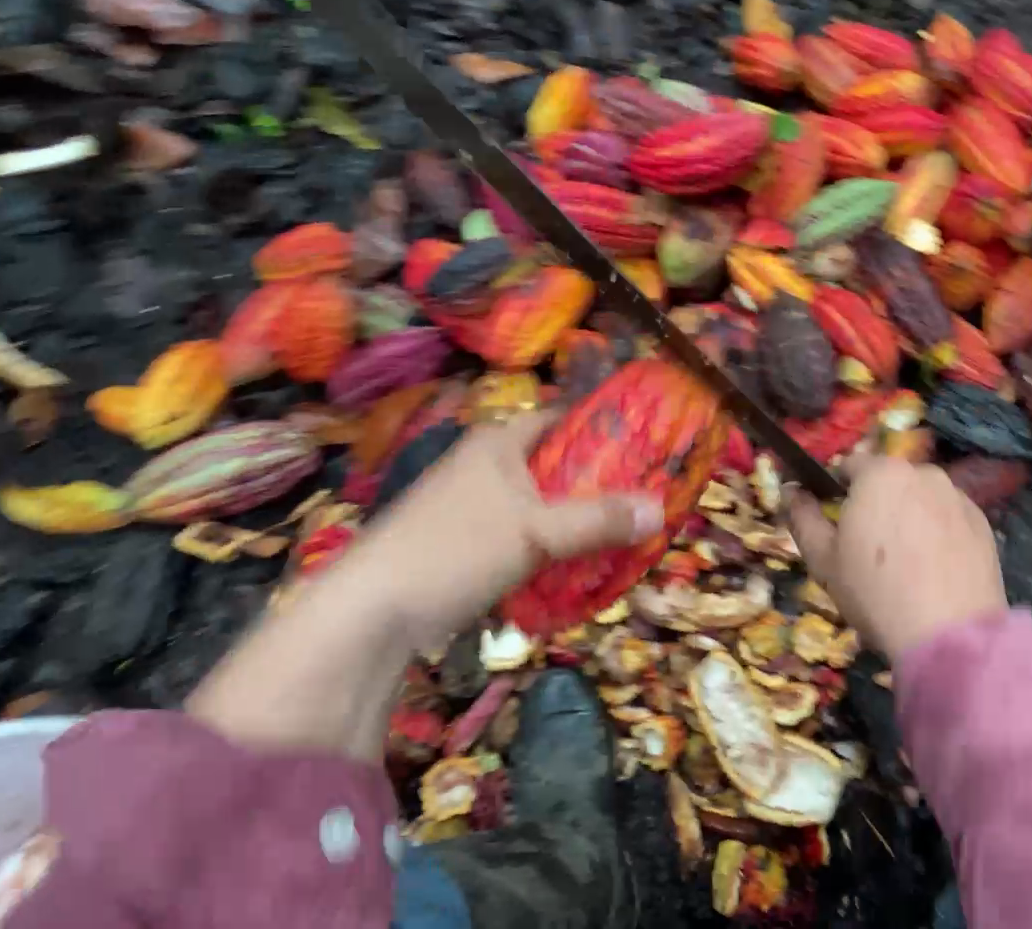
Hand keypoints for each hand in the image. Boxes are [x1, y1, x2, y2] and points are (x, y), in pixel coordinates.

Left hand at [344, 409, 662, 645]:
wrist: (370, 615)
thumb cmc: (454, 550)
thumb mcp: (537, 532)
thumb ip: (599, 520)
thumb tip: (661, 510)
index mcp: (497, 443)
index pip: (560, 416)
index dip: (602, 423)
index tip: (646, 440)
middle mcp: (484, 465)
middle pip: (555, 461)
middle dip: (598, 477)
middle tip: (645, 491)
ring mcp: (471, 506)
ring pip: (541, 500)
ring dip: (577, 515)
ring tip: (623, 528)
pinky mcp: (465, 544)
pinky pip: (525, 532)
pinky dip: (553, 542)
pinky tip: (580, 562)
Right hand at [788, 455, 1005, 662]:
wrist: (948, 633)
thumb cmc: (875, 592)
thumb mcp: (824, 560)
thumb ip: (803, 518)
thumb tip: (791, 492)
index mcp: (882, 474)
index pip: (851, 465)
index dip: (839, 492)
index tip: (839, 526)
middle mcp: (924, 473)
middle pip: (891, 481)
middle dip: (879, 504)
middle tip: (871, 551)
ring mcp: (958, 496)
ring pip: (923, 498)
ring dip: (911, 517)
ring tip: (908, 565)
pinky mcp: (983, 523)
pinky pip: (950, 518)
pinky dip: (940, 534)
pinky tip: (935, 570)